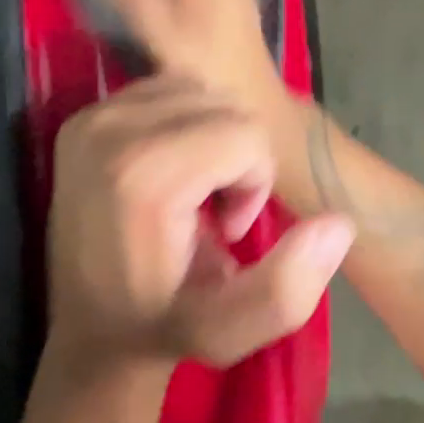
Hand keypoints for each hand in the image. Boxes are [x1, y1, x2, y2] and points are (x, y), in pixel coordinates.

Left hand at [48, 75, 354, 367]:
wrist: (89, 328)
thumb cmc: (163, 327)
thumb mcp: (230, 332)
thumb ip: (287, 289)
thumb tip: (338, 223)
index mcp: (140, 176)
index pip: (245, 134)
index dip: (255, 181)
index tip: (227, 230)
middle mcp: (109, 131)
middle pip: (225, 106)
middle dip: (238, 158)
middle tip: (212, 215)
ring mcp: (92, 117)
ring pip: (200, 92)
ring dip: (215, 139)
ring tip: (191, 195)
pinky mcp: (85, 113)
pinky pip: (168, 90)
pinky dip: (188, 124)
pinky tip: (172, 172)